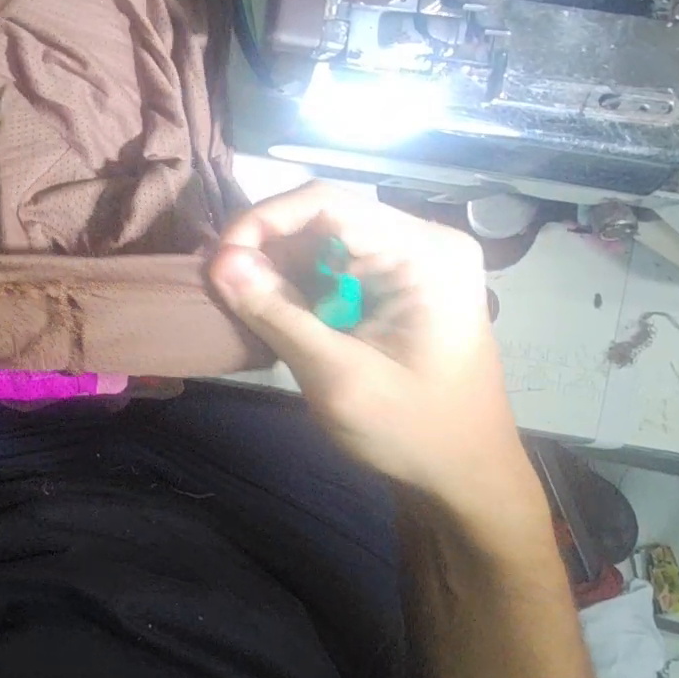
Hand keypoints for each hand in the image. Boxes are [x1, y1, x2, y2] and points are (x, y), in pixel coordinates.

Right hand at [207, 183, 532, 515]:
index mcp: (423, 253)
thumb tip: (218, 262)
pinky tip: (273, 316)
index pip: (324, 203)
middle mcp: (418, 241)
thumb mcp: (337, 376)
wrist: (461, 474)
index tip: (217, 266)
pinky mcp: (389, 282)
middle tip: (222, 292)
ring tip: (243, 307)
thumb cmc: (412, 430)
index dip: (260, 222)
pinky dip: (289, 285)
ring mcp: (406, 261)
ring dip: (271, 269)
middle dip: (261, 248)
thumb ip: (277, 314)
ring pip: (314, 239)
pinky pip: (324, 265)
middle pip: (317, 216)